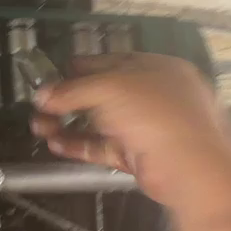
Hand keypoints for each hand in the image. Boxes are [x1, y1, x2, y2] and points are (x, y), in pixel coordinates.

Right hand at [29, 53, 230, 207]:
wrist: (192, 168)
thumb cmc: (154, 113)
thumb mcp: (108, 89)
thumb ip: (70, 90)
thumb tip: (42, 96)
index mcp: (156, 69)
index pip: (110, 62)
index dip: (79, 67)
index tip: (50, 75)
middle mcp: (153, 95)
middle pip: (101, 93)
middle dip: (67, 99)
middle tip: (40, 105)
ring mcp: (147, 126)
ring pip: (99, 122)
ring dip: (68, 124)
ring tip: (39, 128)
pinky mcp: (139, 154)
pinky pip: (103, 146)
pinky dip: (79, 145)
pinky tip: (55, 145)